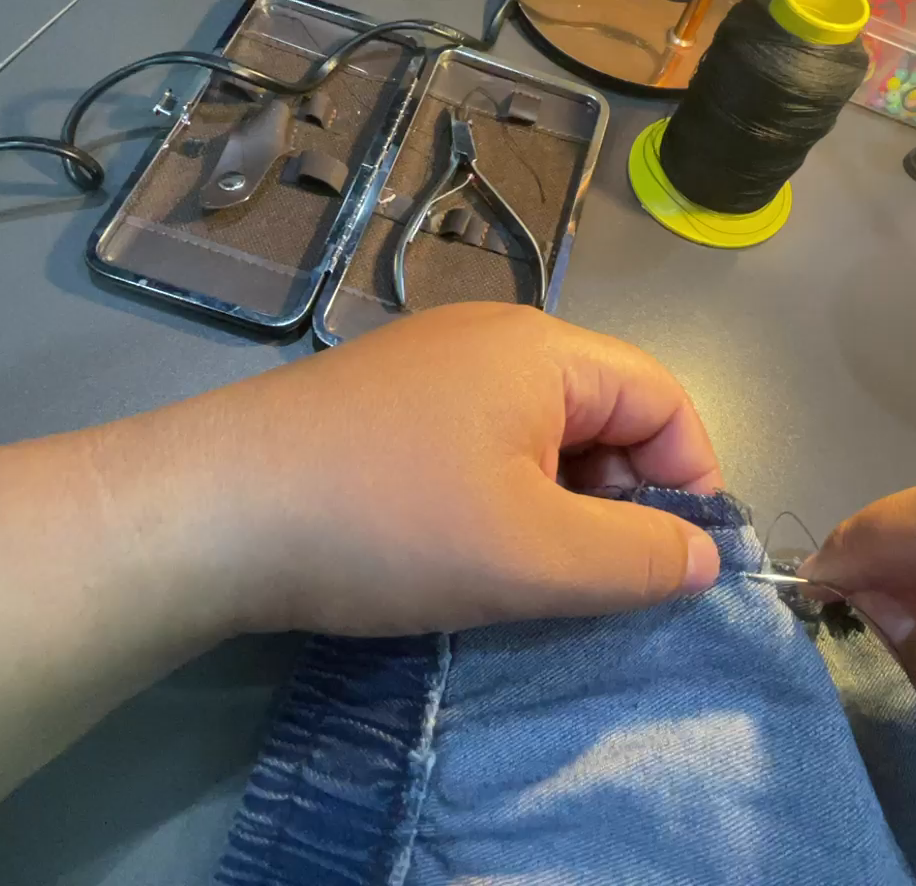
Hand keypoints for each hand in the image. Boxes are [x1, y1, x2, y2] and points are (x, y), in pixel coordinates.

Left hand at [115, 302, 723, 636]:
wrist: (212, 511)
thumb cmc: (388, 522)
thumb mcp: (534, 553)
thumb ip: (639, 558)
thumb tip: (703, 555)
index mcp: (540, 348)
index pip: (662, 395)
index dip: (689, 476)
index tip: (676, 560)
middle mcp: (489, 339)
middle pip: (601, 410)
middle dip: (619, 495)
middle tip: (595, 576)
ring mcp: (430, 368)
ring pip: (538, 433)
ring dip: (558, 502)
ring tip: (531, 569)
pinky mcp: (386, 404)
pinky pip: (479, 442)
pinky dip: (501, 495)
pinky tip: (468, 543)